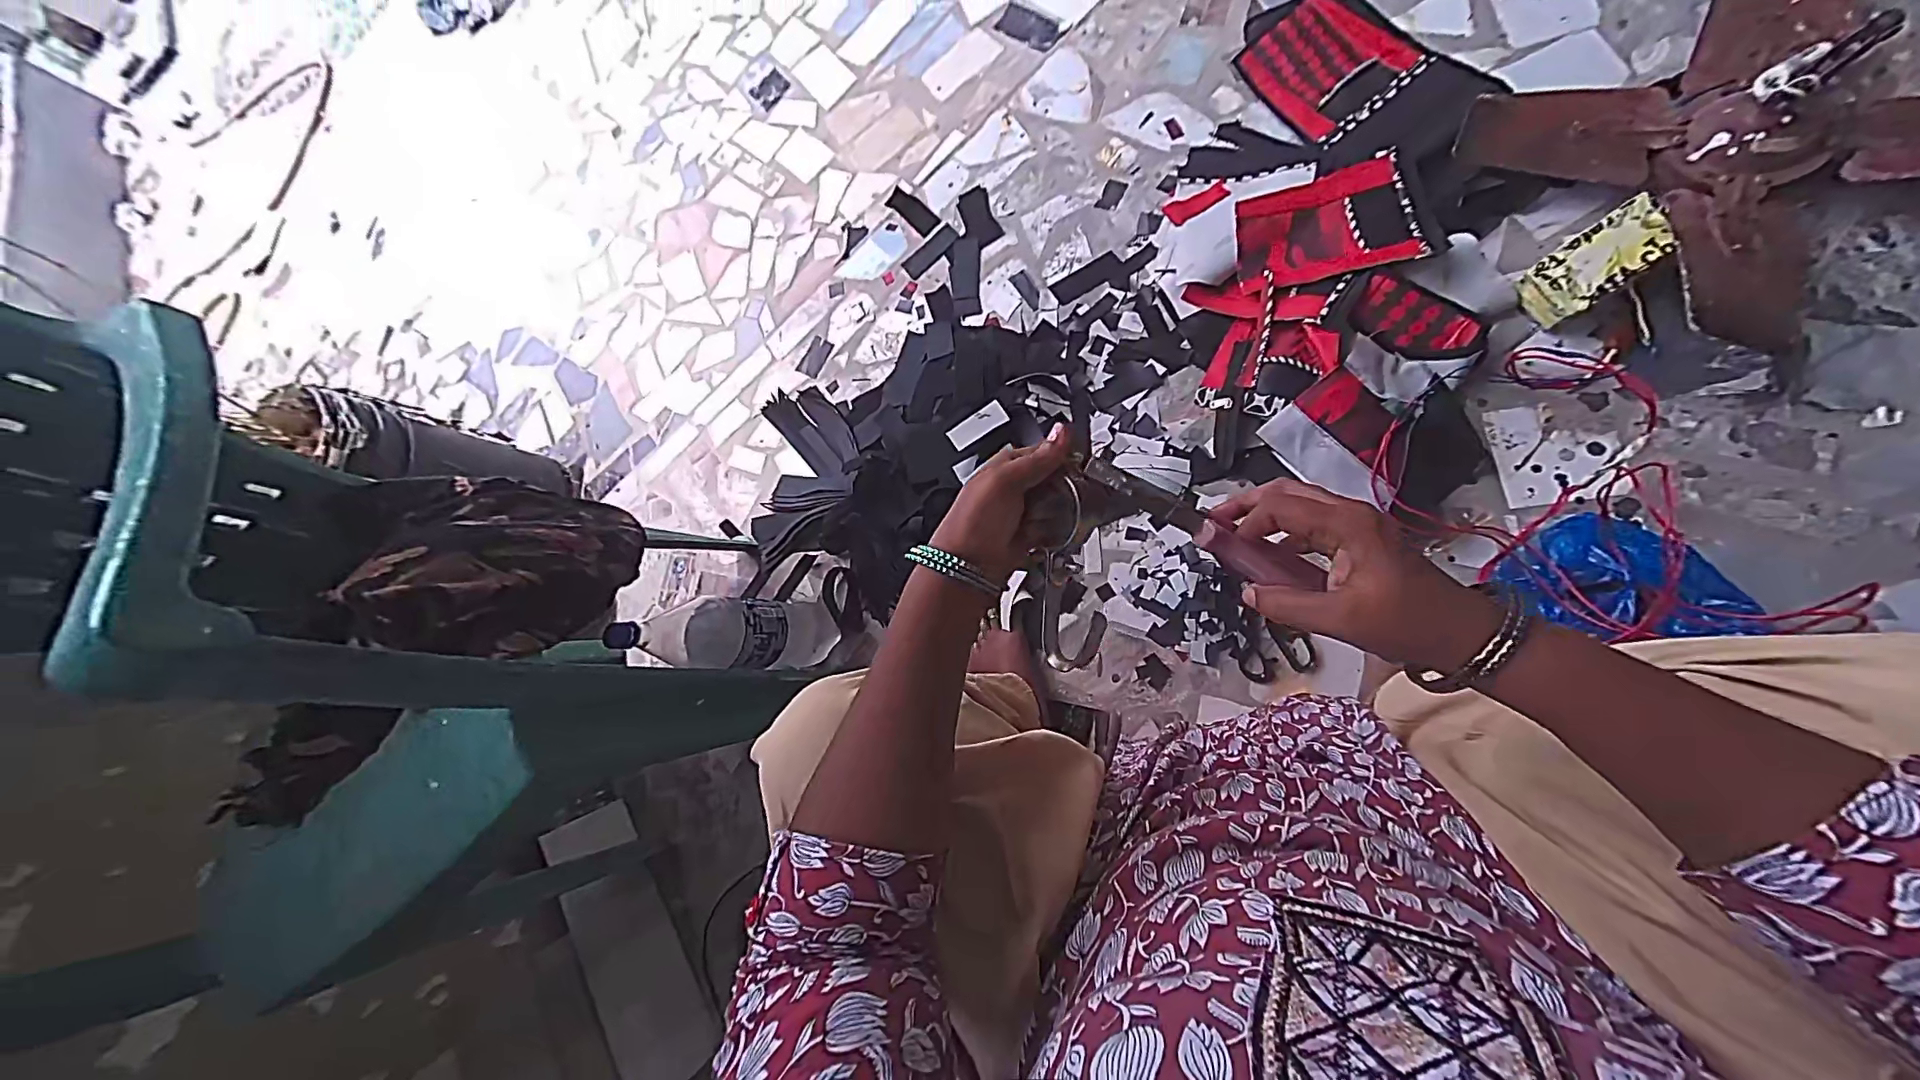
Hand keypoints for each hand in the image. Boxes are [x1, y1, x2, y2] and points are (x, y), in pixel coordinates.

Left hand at [928, 424, 1072, 582]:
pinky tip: (1037, 537)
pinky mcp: (1032, 535)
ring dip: (1052, 517)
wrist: (966, 569)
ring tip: (1031, 524)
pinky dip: (1052, 535)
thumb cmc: (972, 522)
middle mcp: (1017, 487)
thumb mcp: (1006, 481)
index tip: (1072, 469)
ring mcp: (1025, 512)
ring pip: (1060, 506)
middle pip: (1059, 481)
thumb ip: (1038, 458)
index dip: (1064, 459)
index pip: (1048, 451)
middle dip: (1059, 493)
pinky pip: (1056, 530)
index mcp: (1008, 464)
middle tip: (1043, 502)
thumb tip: (1062, 431)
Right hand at [1211, 478, 1501, 670]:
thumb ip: (1285, 605)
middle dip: (1244, 505)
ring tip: (1231, 534)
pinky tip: (1266, 553)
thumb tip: (1248, 592)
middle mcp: (1351, 514)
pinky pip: (1309, 522)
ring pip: (1297, 502)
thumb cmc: (1408, 623)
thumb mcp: (1338, 619)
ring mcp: (1356, 523)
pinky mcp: (1358, 537)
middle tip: (1213, 523)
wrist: (1459, 632)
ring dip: (1261, 515)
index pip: (1279, 506)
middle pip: (1285, 491)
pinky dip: (1280, 531)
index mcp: (1347, 524)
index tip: (1222, 545)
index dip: (1244, 524)